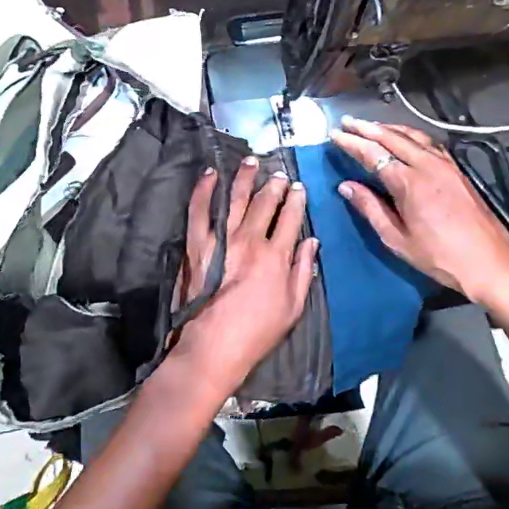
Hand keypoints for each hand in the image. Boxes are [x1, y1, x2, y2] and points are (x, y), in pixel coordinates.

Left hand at [169, 156, 318, 395]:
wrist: (213, 345)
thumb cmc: (257, 332)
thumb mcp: (293, 307)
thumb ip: (303, 272)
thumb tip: (312, 242)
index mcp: (276, 256)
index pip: (290, 218)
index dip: (296, 200)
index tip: (298, 188)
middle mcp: (250, 240)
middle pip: (265, 203)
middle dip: (274, 185)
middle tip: (278, 175)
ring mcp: (221, 239)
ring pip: (235, 199)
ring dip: (245, 178)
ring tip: (252, 162)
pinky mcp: (196, 245)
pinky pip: (199, 210)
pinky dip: (204, 189)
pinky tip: (211, 174)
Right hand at [330, 117, 508, 306]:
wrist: (489, 261)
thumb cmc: (440, 256)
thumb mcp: (397, 239)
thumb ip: (371, 209)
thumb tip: (347, 187)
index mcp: (409, 182)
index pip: (373, 154)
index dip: (352, 143)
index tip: (335, 135)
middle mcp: (428, 165)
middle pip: (393, 137)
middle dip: (367, 128)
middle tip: (347, 121)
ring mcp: (446, 165)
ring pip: (413, 136)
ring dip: (389, 128)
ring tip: (370, 126)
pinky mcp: (457, 170)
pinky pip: (428, 143)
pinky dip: (410, 136)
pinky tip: (404, 139)